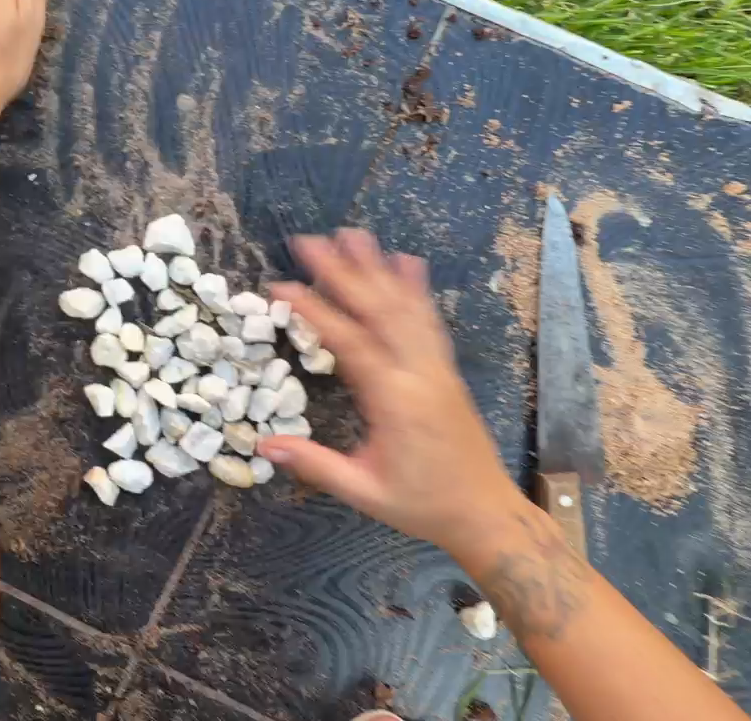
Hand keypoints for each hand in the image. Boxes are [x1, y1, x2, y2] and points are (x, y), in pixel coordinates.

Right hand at [258, 229, 525, 553]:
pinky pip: (429, 320)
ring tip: (353, 234)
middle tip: (309, 240)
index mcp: (395, 400)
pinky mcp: (445, 369)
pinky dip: (416, 288)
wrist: (487, 516)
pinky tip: (407, 262)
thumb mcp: (365, 491)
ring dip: (377, 268)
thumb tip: (262, 444)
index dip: (313, 310)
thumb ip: (315, 464)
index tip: (280, 285)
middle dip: (342, 271)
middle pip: (379, 310)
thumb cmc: (422, 505)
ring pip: (405, 307)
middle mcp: (418, 373)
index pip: (349, 342)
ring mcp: (436, 367)